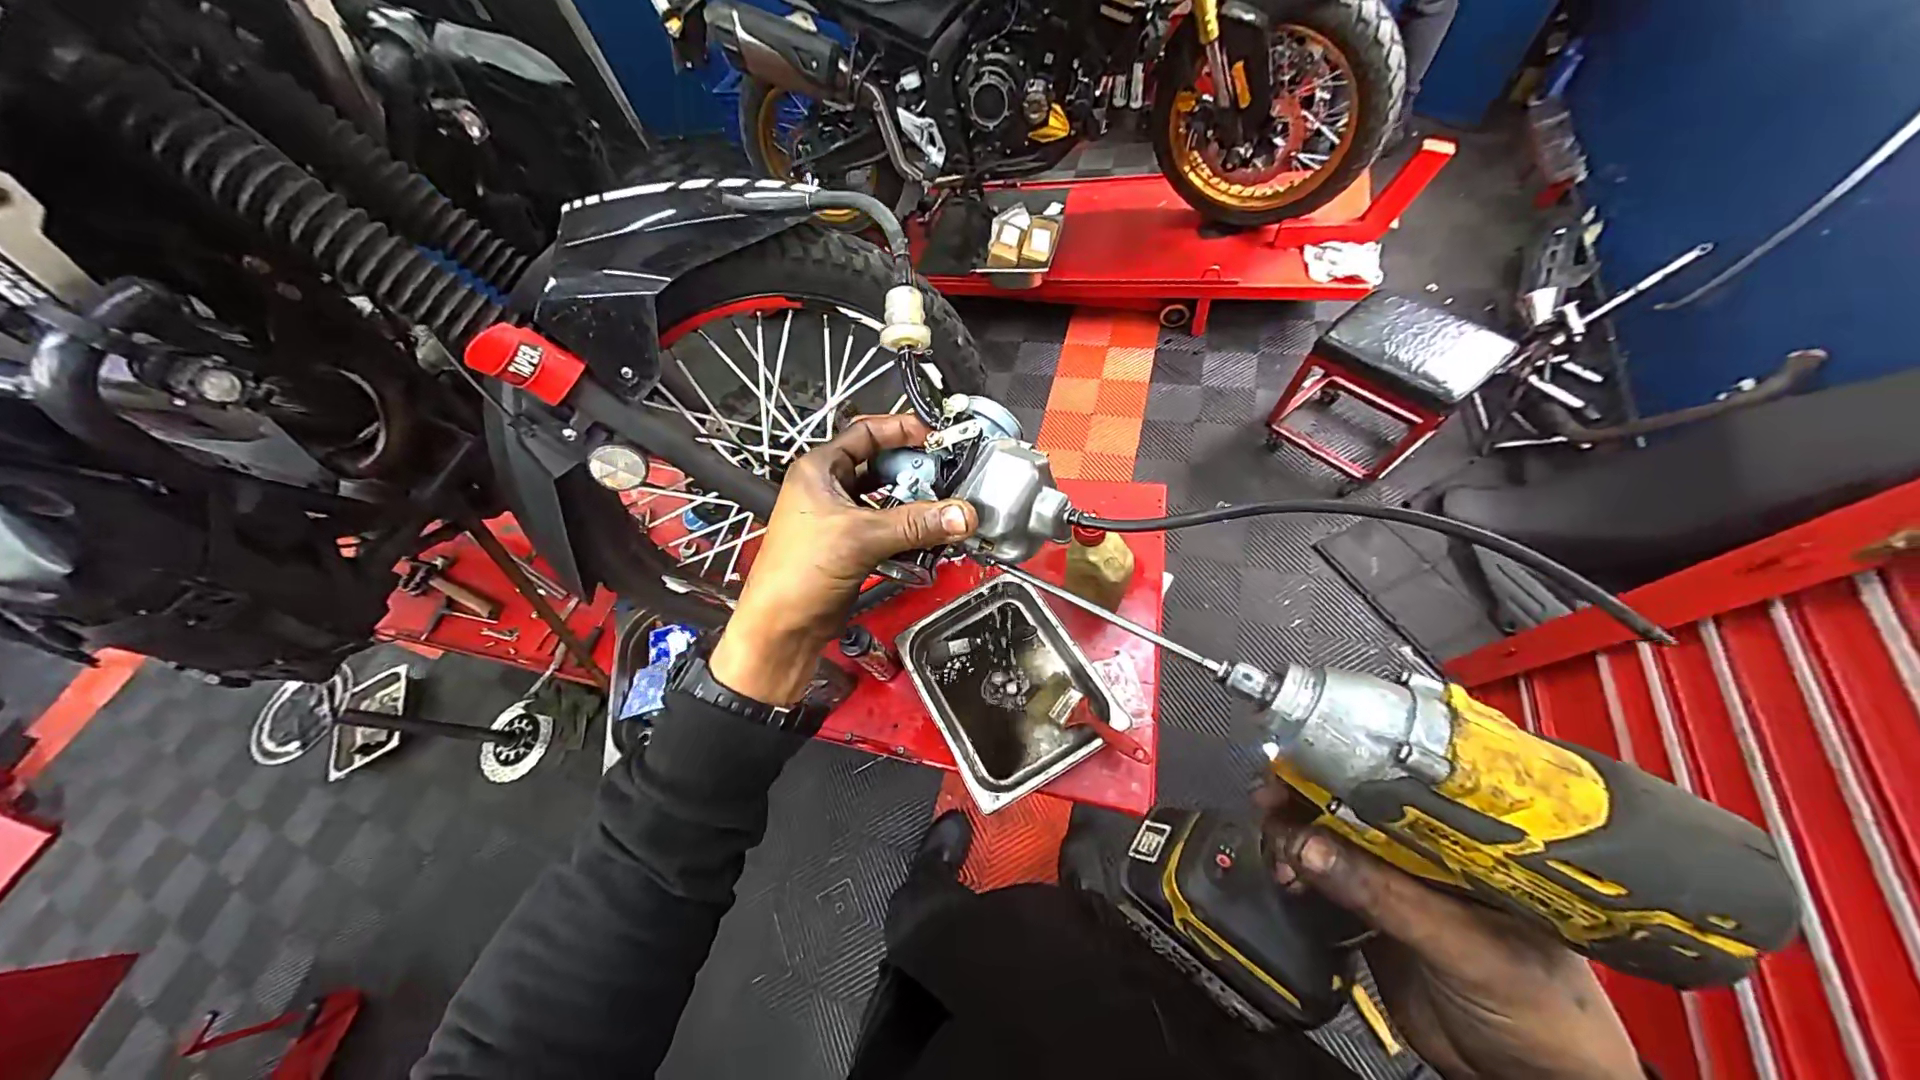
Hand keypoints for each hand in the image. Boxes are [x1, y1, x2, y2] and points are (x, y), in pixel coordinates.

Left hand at [708, 414, 975, 704]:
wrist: (784, 627)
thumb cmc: (793, 574)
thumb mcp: (861, 537)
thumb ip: (915, 524)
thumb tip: (957, 514)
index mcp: (819, 470)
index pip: (866, 432)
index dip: (901, 430)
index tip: (933, 437)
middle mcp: (829, 490)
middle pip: (883, 468)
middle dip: (915, 474)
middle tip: (943, 479)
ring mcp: (842, 519)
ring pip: (889, 502)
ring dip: (916, 508)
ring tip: (940, 511)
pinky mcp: (854, 546)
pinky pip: (890, 530)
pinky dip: (910, 534)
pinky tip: (927, 540)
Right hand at [1257, 780, 1642, 1079]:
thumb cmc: (1543, 1013)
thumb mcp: (1463, 945)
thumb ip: (1383, 895)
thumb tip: (1307, 845)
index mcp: (1461, 843)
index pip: (1391, 790)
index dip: (1340, 773)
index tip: (1295, 767)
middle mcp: (1423, 855)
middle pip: (1350, 810)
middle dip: (1304, 802)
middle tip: (1271, 803)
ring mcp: (1394, 885)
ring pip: (1329, 843)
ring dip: (1293, 840)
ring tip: (1278, 852)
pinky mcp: (1369, 917)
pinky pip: (1322, 884)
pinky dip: (1295, 875)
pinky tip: (1284, 877)